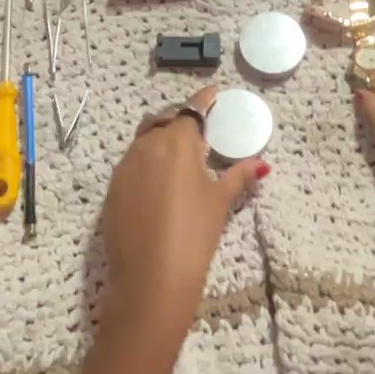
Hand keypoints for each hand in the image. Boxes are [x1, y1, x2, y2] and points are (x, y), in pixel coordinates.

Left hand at [100, 86, 268, 311]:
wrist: (150, 280)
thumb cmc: (193, 234)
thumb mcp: (220, 202)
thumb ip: (239, 175)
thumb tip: (262, 164)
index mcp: (176, 141)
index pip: (191, 108)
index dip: (204, 99)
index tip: (214, 93)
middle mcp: (147, 145)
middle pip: (165, 119)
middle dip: (182, 117)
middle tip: (200, 125)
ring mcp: (125, 167)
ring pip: (145, 138)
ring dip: (162, 137)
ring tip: (179, 151)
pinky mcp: (112, 189)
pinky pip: (131, 162)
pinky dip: (147, 160)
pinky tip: (159, 180)